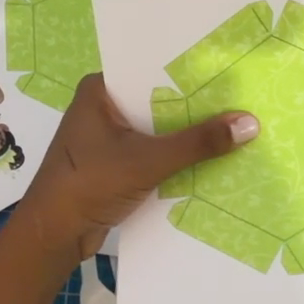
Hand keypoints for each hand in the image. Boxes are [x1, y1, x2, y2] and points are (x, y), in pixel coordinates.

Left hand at [17, 74, 257, 259]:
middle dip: (193, 105)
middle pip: (156, 100)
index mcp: (100, 90)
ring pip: (156, 129)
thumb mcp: (148, 160)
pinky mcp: (113, 165)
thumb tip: (249, 123)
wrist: (54, 235)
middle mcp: (102, 107)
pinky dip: (175, 157)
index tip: (228, 67)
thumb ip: (197, 143)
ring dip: (186, 135)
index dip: (188, 70)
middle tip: (242, 97)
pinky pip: (152, 152)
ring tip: (235, 125)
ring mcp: (107, 138)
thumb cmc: (89, 185)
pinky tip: (210, 158)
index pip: (150, 68)